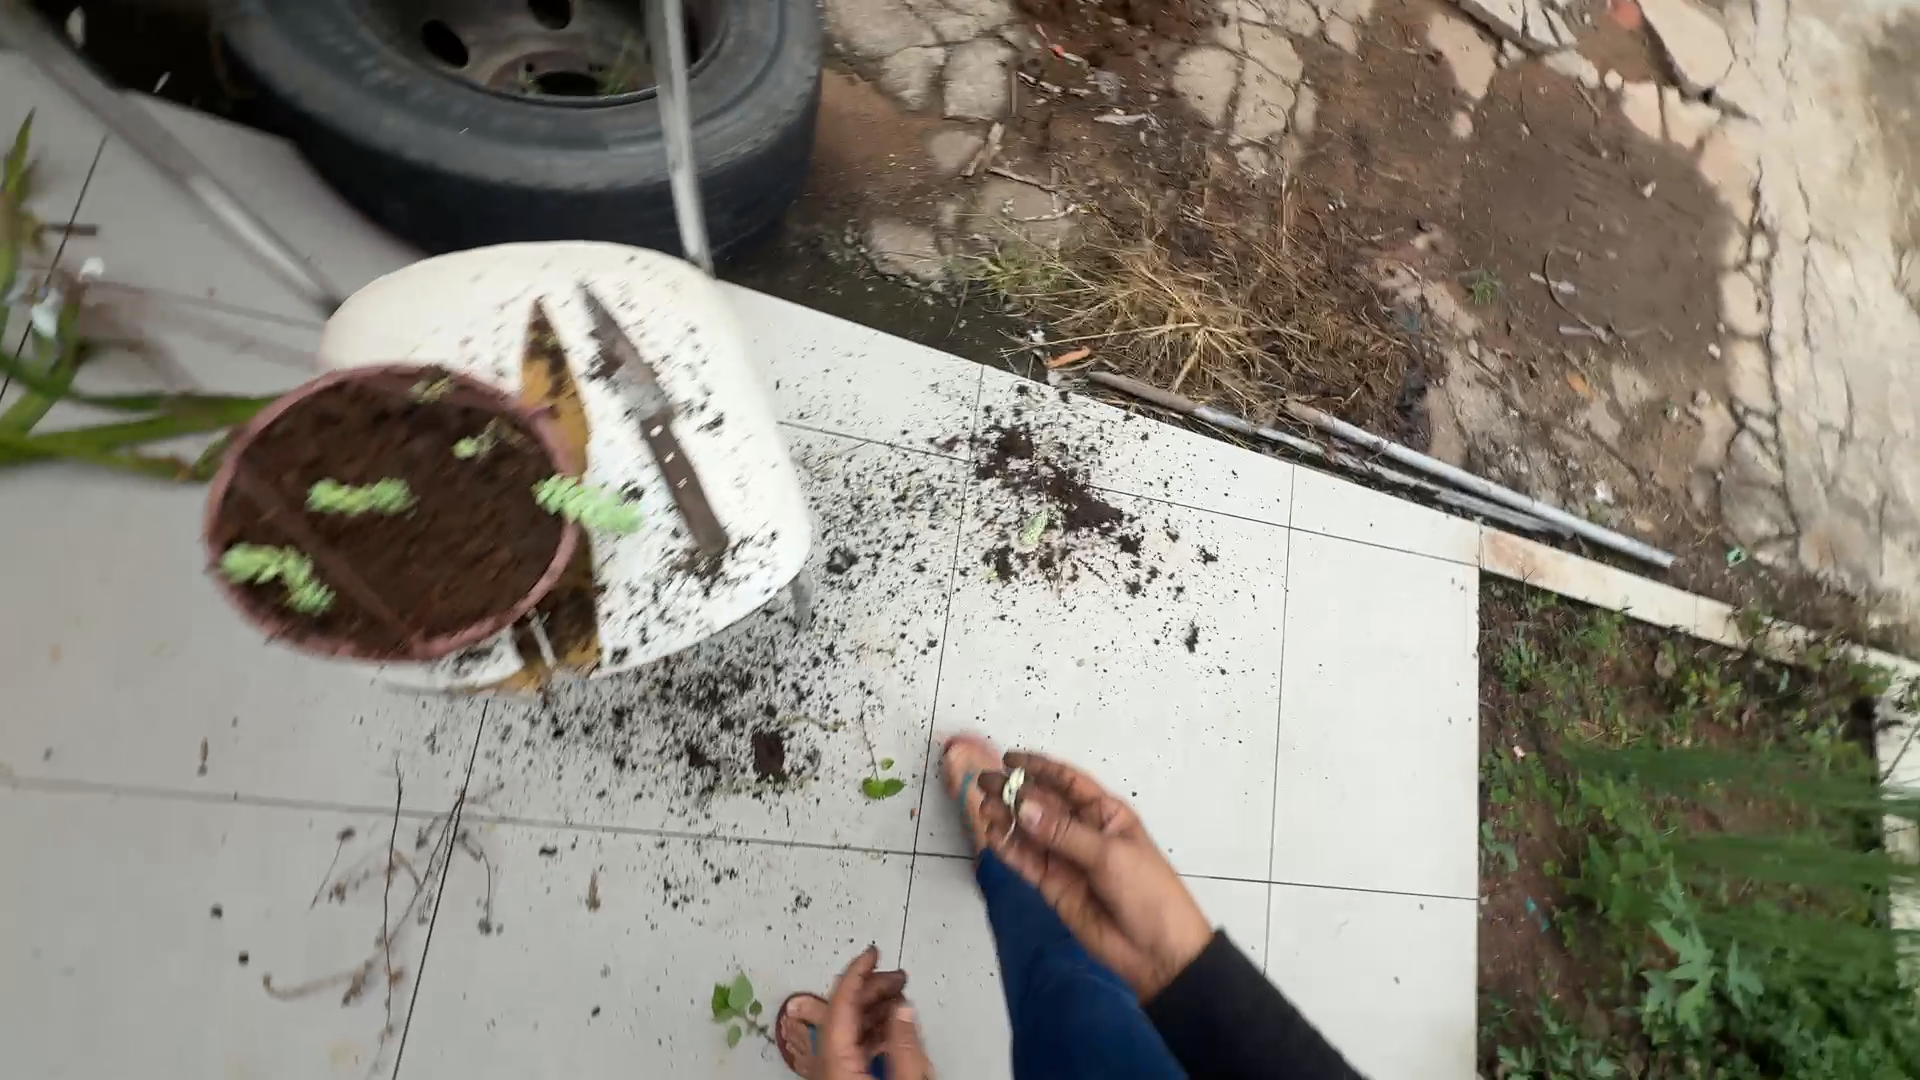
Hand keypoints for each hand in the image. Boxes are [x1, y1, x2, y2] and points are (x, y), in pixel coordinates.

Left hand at [818, 946, 931, 1079]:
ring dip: (875, 1007)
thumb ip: (905, 1043)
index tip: (872, 952)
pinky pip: (853, 1046)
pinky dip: (873, 1029)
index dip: (857, 971)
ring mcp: (834, 1074)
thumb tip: (903, 1009)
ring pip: (849, 1028)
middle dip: (873, 987)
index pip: (840, 1003)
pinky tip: (894, 1028)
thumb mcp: (905, 1079)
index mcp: (836, 1060)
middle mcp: (828, 1066)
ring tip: (900, 999)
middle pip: (844, 1012)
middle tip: (897, 977)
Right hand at [978, 751, 1212, 1001]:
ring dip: (1007, 818)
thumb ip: (1063, 832)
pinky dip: (1009, 848)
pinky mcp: (1053, 884)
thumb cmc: (1147, 891)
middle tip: (985, 783)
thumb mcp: (1109, 855)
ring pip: (1029, 831)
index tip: (1008, 759)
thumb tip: (1022, 806)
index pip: (1066, 781)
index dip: (1038, 767)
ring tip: (984, 809)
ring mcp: (1066, 857)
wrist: (1159, 953)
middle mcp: (1081, 829)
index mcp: (1103, 812)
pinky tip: (993, 836)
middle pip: (1042, 804)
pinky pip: (1027, 861)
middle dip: (1014, 792)